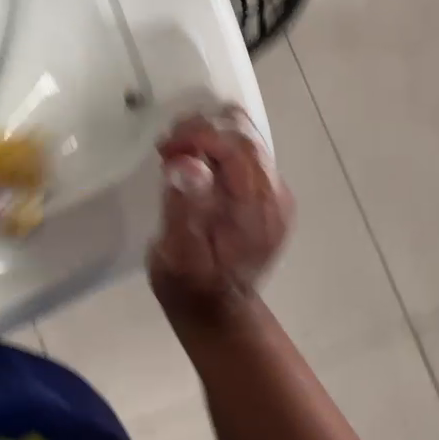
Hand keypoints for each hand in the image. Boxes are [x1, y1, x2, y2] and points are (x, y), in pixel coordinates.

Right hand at [149, 107, 293, 323]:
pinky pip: (244, 155)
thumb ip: (184, 207)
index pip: (237, 146)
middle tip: (166, 145)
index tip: (165, 147)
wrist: (215, 310)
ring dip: (209, 134)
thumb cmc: (190, 282)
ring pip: (247, 140)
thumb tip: (187, 164)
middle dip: (202, 129)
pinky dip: (215, 147)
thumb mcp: (178, 251)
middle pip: (246, 137)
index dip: (198, 135)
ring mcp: (272, 194)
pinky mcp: (262, 196)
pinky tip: (190, 162)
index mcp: (257, 207)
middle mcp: (274, 195)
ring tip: (175, 150)